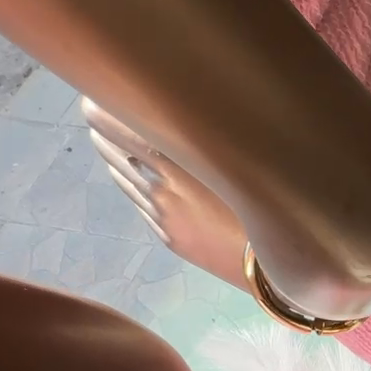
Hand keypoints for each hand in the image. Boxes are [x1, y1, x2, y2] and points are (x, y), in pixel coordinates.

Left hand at [83, 100, 249, 289]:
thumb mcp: (235, 174)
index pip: (118, 129)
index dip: (101, 112)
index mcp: (179, 170)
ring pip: (124, 179)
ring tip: (115, 145)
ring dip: (117, 159)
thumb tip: (175, 129)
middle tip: (103, 116)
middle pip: (115, 153)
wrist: (274, 273)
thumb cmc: (265, 217)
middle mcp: (162, 192)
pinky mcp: (168, 238)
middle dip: (106, 133)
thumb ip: (200, 151)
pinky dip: (135, 188)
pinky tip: (141, 182)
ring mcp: (162, 218)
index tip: (95, 98)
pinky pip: (140, 205)